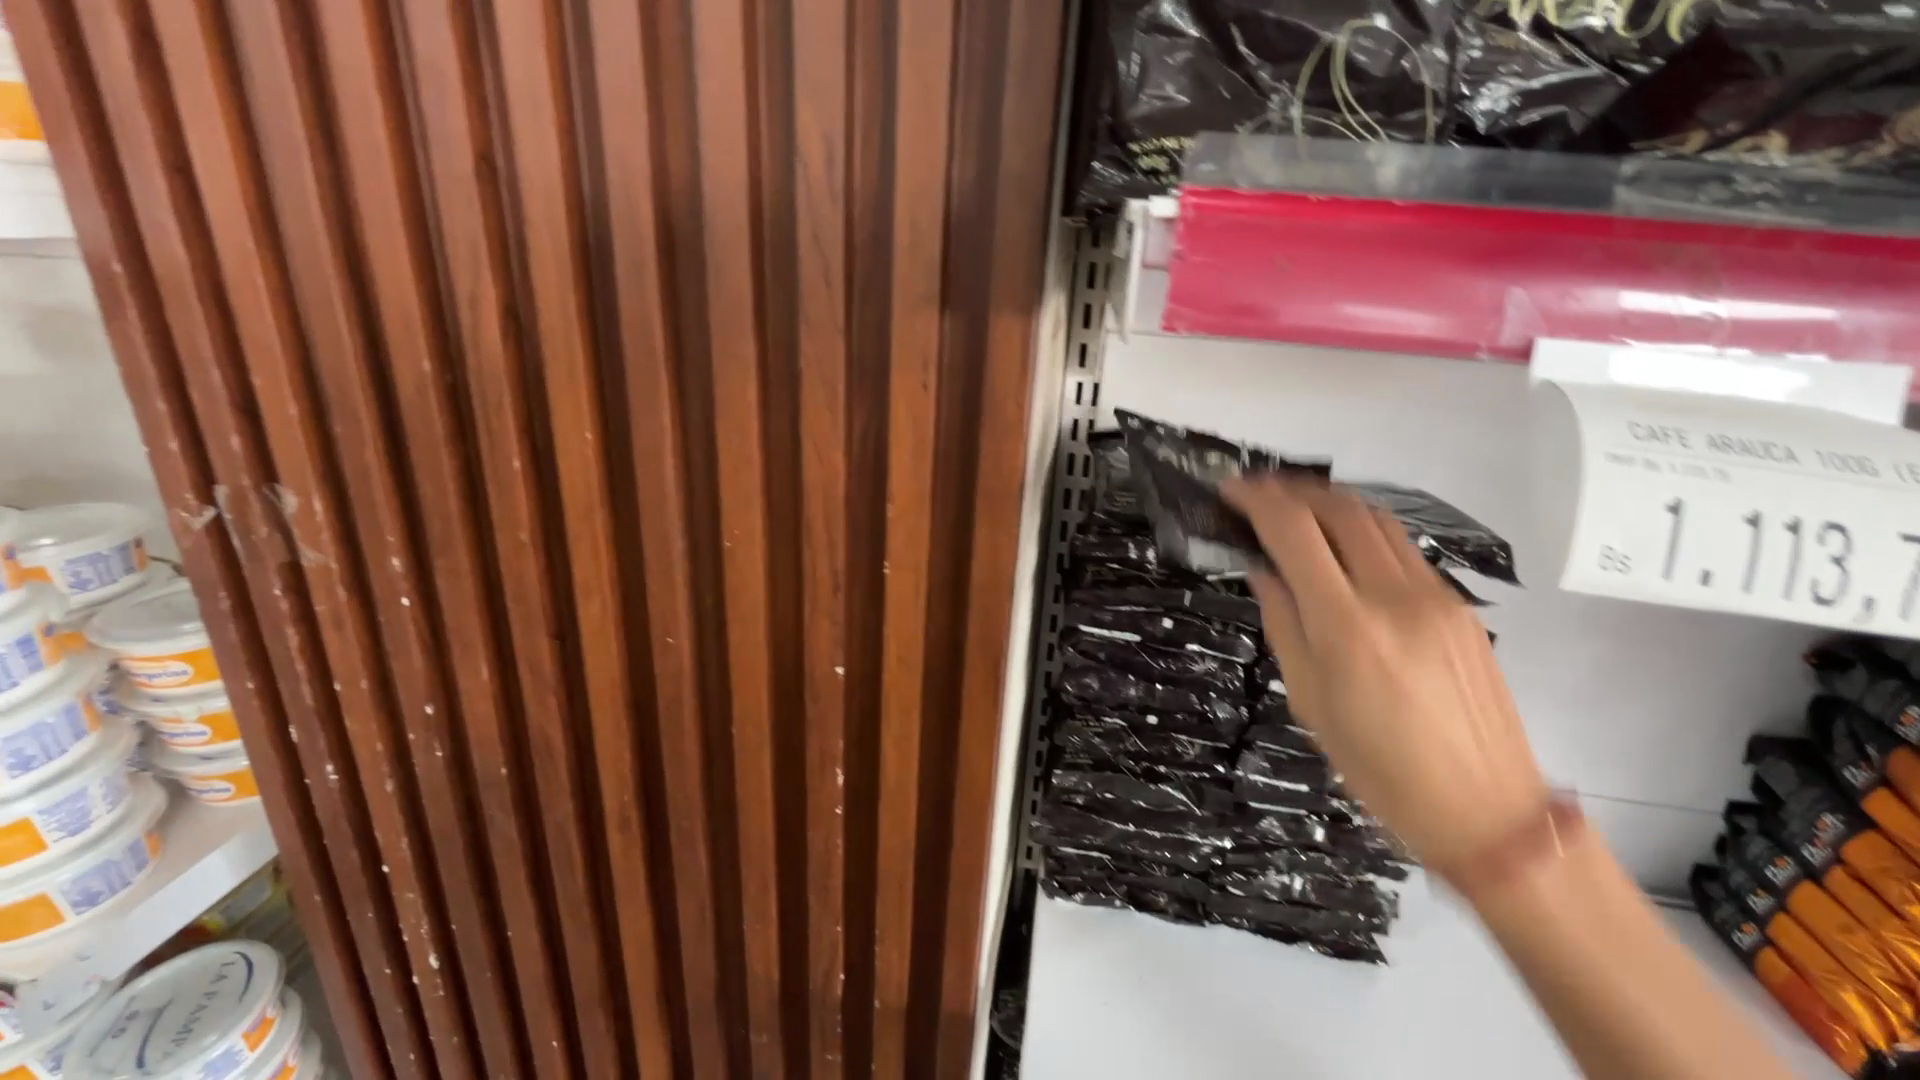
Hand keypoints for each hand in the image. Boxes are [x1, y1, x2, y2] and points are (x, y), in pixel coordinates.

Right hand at [1220, 474, 1548, 868]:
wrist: (1483, 807)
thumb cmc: (1377, 769)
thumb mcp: (1309, 700)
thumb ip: (1284, 624)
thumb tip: (1264, 571)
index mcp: (1346, 625)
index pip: (1294, 532)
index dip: (1257, 501)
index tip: (1230, 491)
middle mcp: (1394, 595)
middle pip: (1340, 509)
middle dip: (1293, 490)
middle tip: (1258, 493)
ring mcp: (1435, 596)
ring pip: (1378, 520)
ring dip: (1331, 503)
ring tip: (1296, 508)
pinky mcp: (1460, 605)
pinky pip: (1403, 549)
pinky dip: (1364, 533)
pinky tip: (1344, 550)